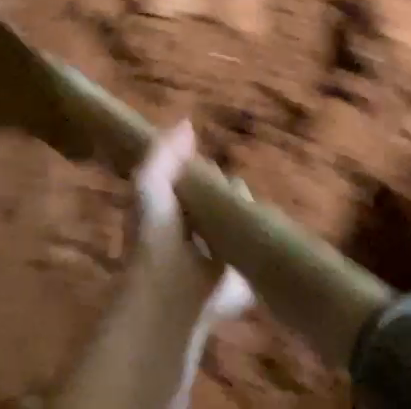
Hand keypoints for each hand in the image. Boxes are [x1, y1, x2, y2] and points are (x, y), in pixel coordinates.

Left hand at [127, 122, 253, 323]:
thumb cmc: (154, 232)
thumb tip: (188, 123)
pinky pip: (257, 252)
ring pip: (242, 222)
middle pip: (223, 199)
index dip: (203, 172)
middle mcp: (194, 235)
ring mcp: (219, 259)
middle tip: (228, 193)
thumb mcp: (149, 182)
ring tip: (243, 210)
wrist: (170, 288)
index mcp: (171, 213)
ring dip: (244, 215)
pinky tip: (261, 230)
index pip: (196, 183)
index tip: (207, 168)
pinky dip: (260, 242)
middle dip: (228, 192)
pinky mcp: (241, 282)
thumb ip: (164, 152)